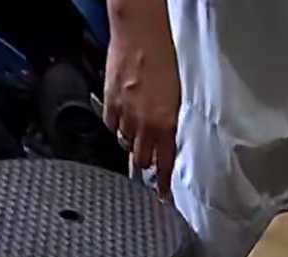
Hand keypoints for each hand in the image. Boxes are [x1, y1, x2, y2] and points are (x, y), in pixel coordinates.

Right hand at [103, 0, 179, 194]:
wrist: (140, 29)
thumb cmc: (163, 56)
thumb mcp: (177, 97)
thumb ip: (171, 124)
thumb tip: (167, 144)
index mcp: (165, 124)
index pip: (163, 165)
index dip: (162, 184)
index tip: (161, 196)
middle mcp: (144, 125)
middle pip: (141, 160)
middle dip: (145, 164)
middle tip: (147, 164)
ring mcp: (124, 115)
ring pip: (125, 144)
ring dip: (131, 144)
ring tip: (136, 135)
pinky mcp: (109, 104)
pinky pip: (111, 126)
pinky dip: (116, 126)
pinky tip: (122, 119)